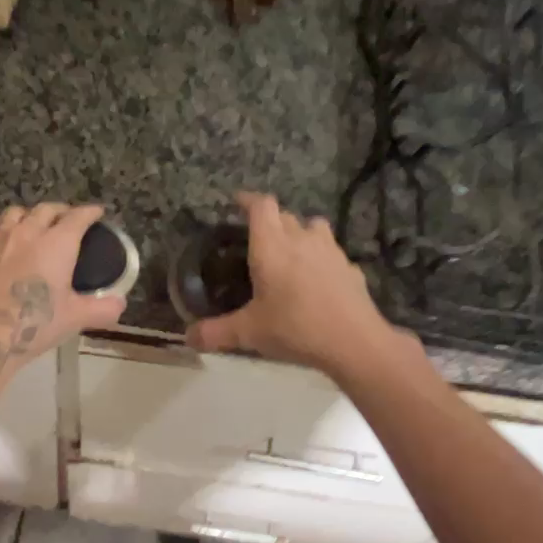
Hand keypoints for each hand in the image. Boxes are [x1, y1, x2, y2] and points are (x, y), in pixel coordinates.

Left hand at [0, 203, 127, 387]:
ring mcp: (4, 243)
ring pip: (19, 213)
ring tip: (41, 225)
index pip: (77, 217)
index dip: (90, 212)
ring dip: (34, 214)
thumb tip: (120, 304)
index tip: (98, 212)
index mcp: (57, 243)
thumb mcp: (76, 318)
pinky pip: (4, 229)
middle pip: (47, 209)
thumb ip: (102, 309)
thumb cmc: (35, 323)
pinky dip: (16, 228)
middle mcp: (30, 234)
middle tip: (72, 218)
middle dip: (62, 210)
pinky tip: (18, 246)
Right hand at [186, 192, 411, 377]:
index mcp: (272, 246)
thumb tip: (188, 338)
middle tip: (257, 237)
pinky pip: (331, 254)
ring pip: (313, 227)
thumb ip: (215, 332)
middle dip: (270, 220)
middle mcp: (302, 240)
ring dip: (300, 232)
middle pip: (285, 215)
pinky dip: (321, 259)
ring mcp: (331, 252)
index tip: (237, 202)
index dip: (248, 200)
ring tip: (290, 251)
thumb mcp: (248, 333)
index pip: (261, 206)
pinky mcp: (350, 269)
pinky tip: (317, 281)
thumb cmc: (295, 328)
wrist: (354, 342)